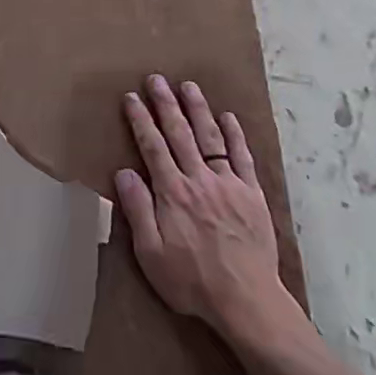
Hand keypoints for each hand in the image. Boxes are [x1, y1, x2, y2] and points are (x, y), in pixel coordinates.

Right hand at [115, 75, 295, 340]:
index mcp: (172, 194)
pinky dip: (234, 133)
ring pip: (209, 136)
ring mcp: (228, 181)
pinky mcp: (251, 190)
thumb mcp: (151, 255)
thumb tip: (124, 172)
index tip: (132, 98)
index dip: (141, 121)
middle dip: (166, 104)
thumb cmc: (191, 281)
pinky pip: (241, 155)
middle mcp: (199, 179)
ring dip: (198, 109)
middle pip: (180, 134)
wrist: (244, 295)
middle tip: (157, 79)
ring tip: (188, 85)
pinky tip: (227, 116)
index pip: (153, 147)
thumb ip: (138, 211)